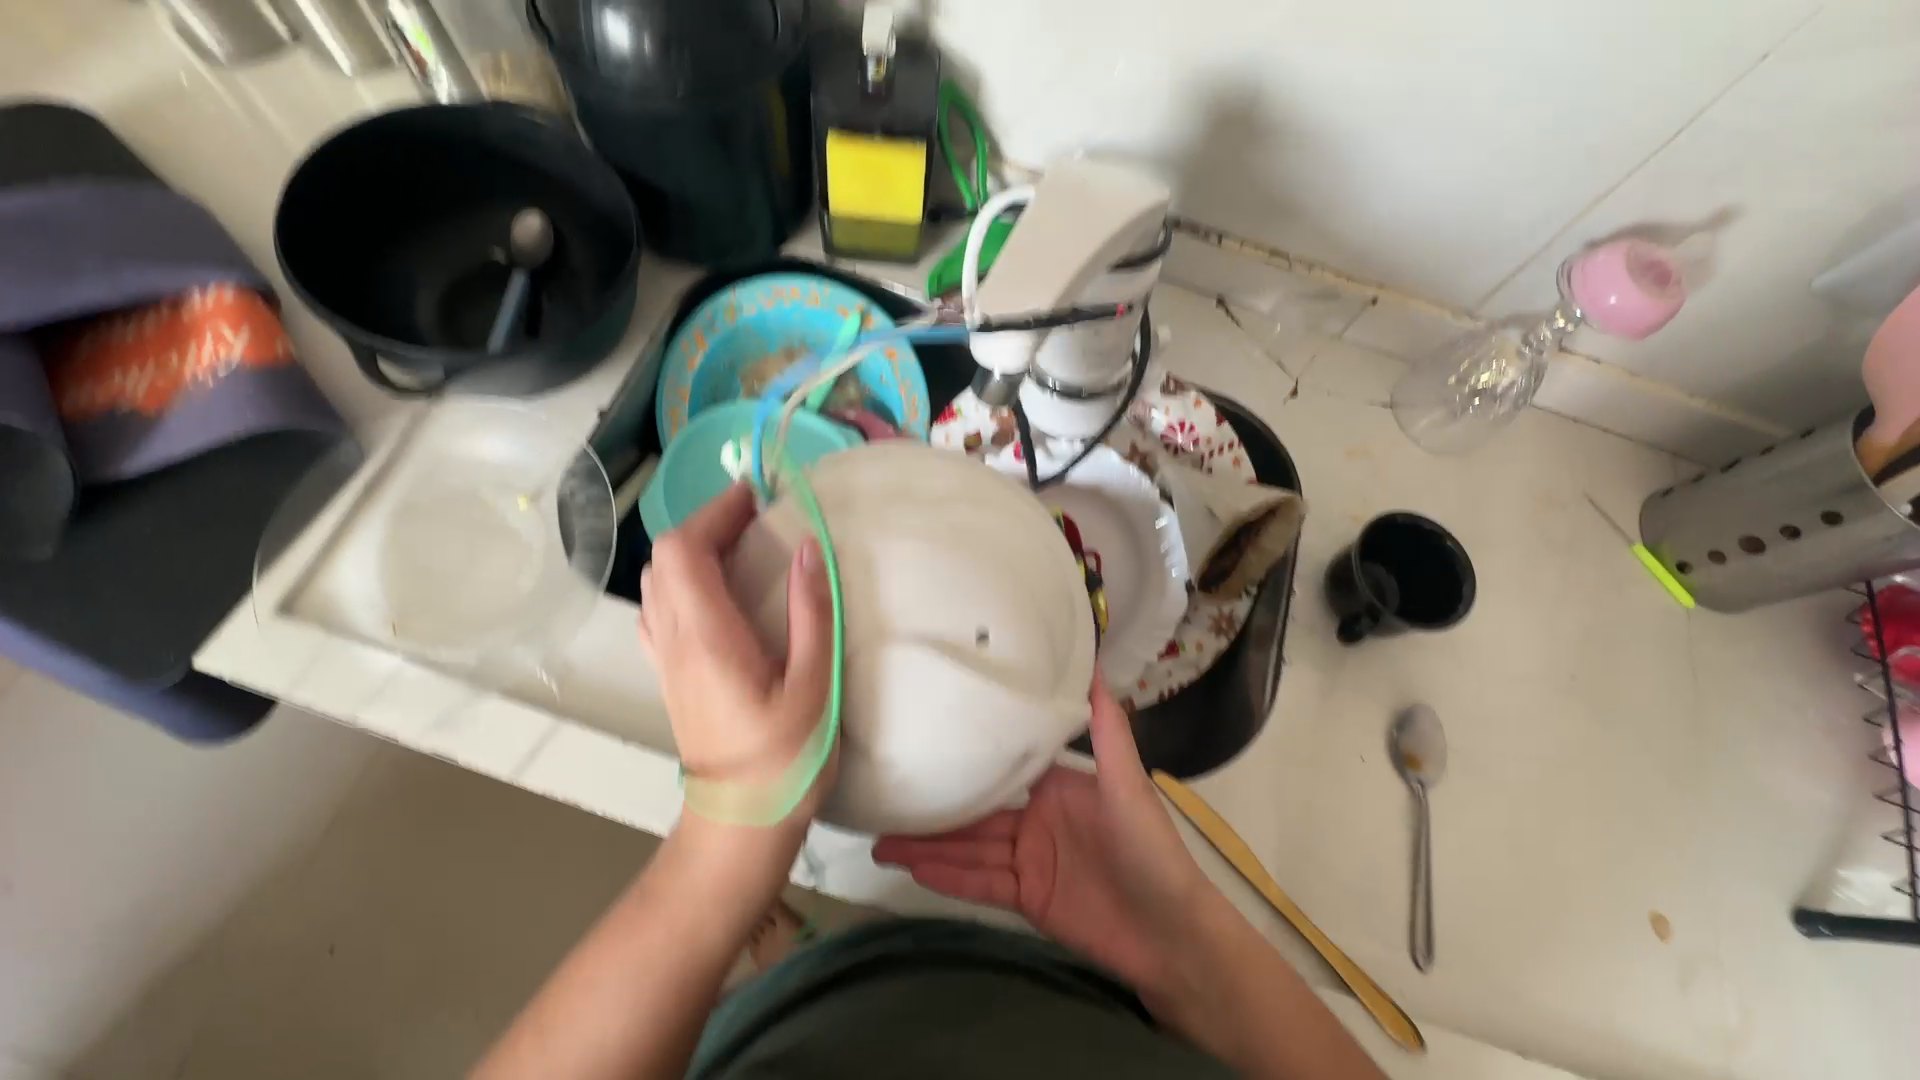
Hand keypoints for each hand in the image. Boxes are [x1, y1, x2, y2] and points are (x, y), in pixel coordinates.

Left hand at [638, 484, 835, 834]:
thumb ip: (810, 614)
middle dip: (706, 524)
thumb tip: (807, 548)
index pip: (685, 551)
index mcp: (709, 638)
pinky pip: (660, 609)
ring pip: (658, 581)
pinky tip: (719, 593)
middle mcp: (675, 640)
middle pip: (665, 559)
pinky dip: (684, 582)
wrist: (739, 823)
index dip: (714, 512)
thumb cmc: (786, 760)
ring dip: (694, 551)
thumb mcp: (815, 687)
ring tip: (743, 548)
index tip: (757, 499)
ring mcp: (665, 659)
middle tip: (757, 521)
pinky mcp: (669, 674)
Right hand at [872, 680, 1208, 999]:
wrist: (1171, 934)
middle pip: (976, 813)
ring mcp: (1028, 861)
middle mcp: (1036, 820)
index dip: (966, 757)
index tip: (925, 740)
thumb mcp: (1129, 784)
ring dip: (928, 846)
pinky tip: (914, 868)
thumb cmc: (1151, 849)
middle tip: (884, 801)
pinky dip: (949, 878)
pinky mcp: (1026, 899)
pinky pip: (981, 885)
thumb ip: (1107, 730)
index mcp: (1056, 787)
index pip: (1002, 768)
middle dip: (934, 810)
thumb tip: (1093, 665)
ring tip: (880, 842)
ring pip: (970, 850)